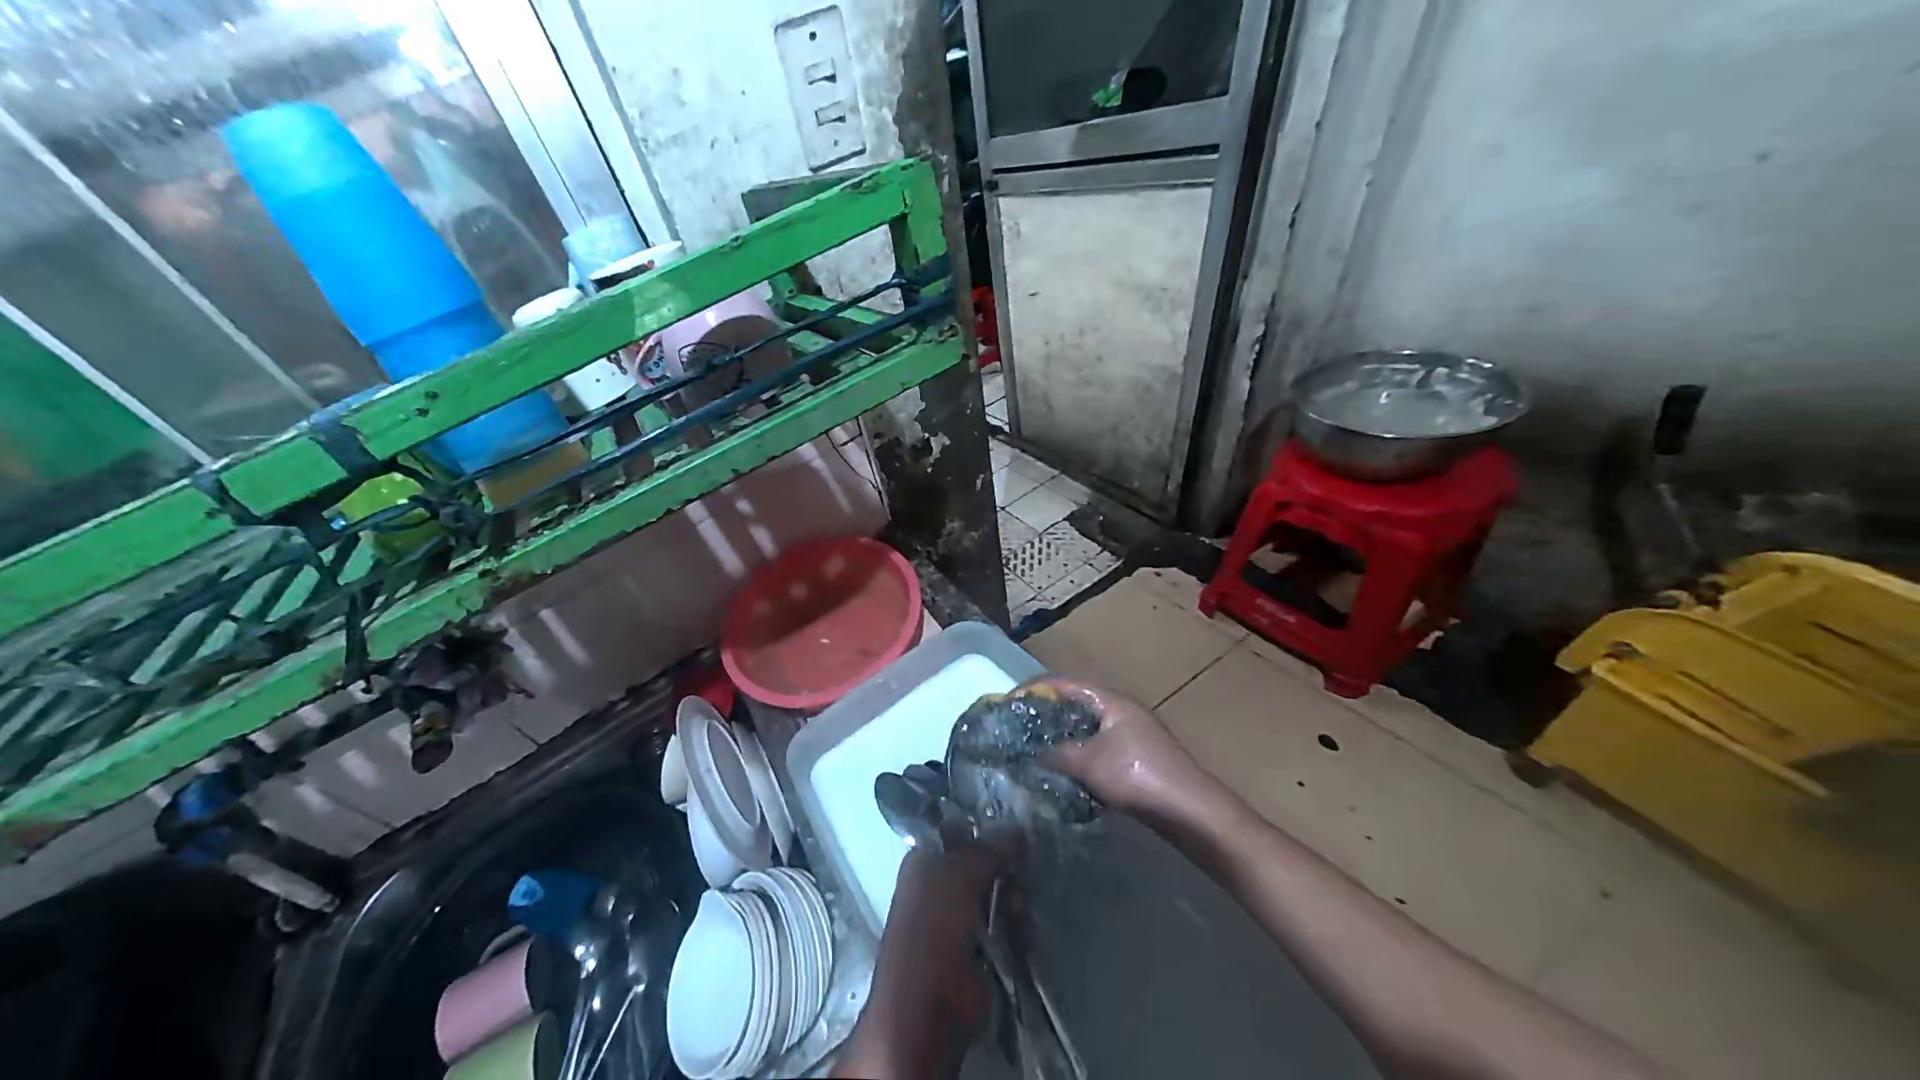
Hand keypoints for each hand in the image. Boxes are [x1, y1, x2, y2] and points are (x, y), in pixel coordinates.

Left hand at [837, 831, 1018, 1078]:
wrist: (926, 1012)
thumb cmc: (932, 931)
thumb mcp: (957, 876)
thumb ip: (989, 849)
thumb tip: (1021, 829)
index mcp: (925, 861)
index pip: (959, 831)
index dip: (986, 829)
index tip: (1017, 831)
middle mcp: (942, 886)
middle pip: (985, 862)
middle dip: (1007, 866)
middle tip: (1024, 871)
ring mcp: (963, 920)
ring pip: (1000, 893)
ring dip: (1016, 897)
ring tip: (1022, 910)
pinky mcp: (983, 950)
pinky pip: (1008, 925)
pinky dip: (1019, 926)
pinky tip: (1026, 932)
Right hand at [1029, 675, 1220, 820]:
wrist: (1191, 811)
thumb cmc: (1138, 776)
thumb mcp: (1089, 763)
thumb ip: (1055, 752)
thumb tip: (1028, 752)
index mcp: (1110, 700)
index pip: (1063, 682)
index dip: (1032, 689)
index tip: (1005, 704)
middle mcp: (1119, 710)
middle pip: (1073, 702)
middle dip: (1043, 712)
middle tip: (1015, 728)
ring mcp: (1129, 734)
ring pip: (1083, 727)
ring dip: (1058, 736)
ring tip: (1030, 750)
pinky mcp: (1133, 757)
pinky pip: (1094, 747)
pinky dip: (1074, 754)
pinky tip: (1060, 771)